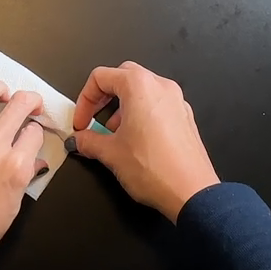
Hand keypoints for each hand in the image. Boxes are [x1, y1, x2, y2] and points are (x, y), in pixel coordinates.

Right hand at [69, 62, 219, 221]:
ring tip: (114, 133)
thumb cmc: (154, 168)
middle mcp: (160, 85)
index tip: (81, 123)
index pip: (100, 77)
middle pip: (122, 76)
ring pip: (142, 89)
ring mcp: (176, 100)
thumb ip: (89, 141)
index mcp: (139, 86)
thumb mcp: (111, 154)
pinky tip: (137, 140)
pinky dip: (142, 113)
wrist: (192, 193)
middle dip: (103, 96)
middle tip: (93, 119)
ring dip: (123, 105)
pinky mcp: (186, 116)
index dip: (84, 100)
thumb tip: (79, 140)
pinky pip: (158, 104)